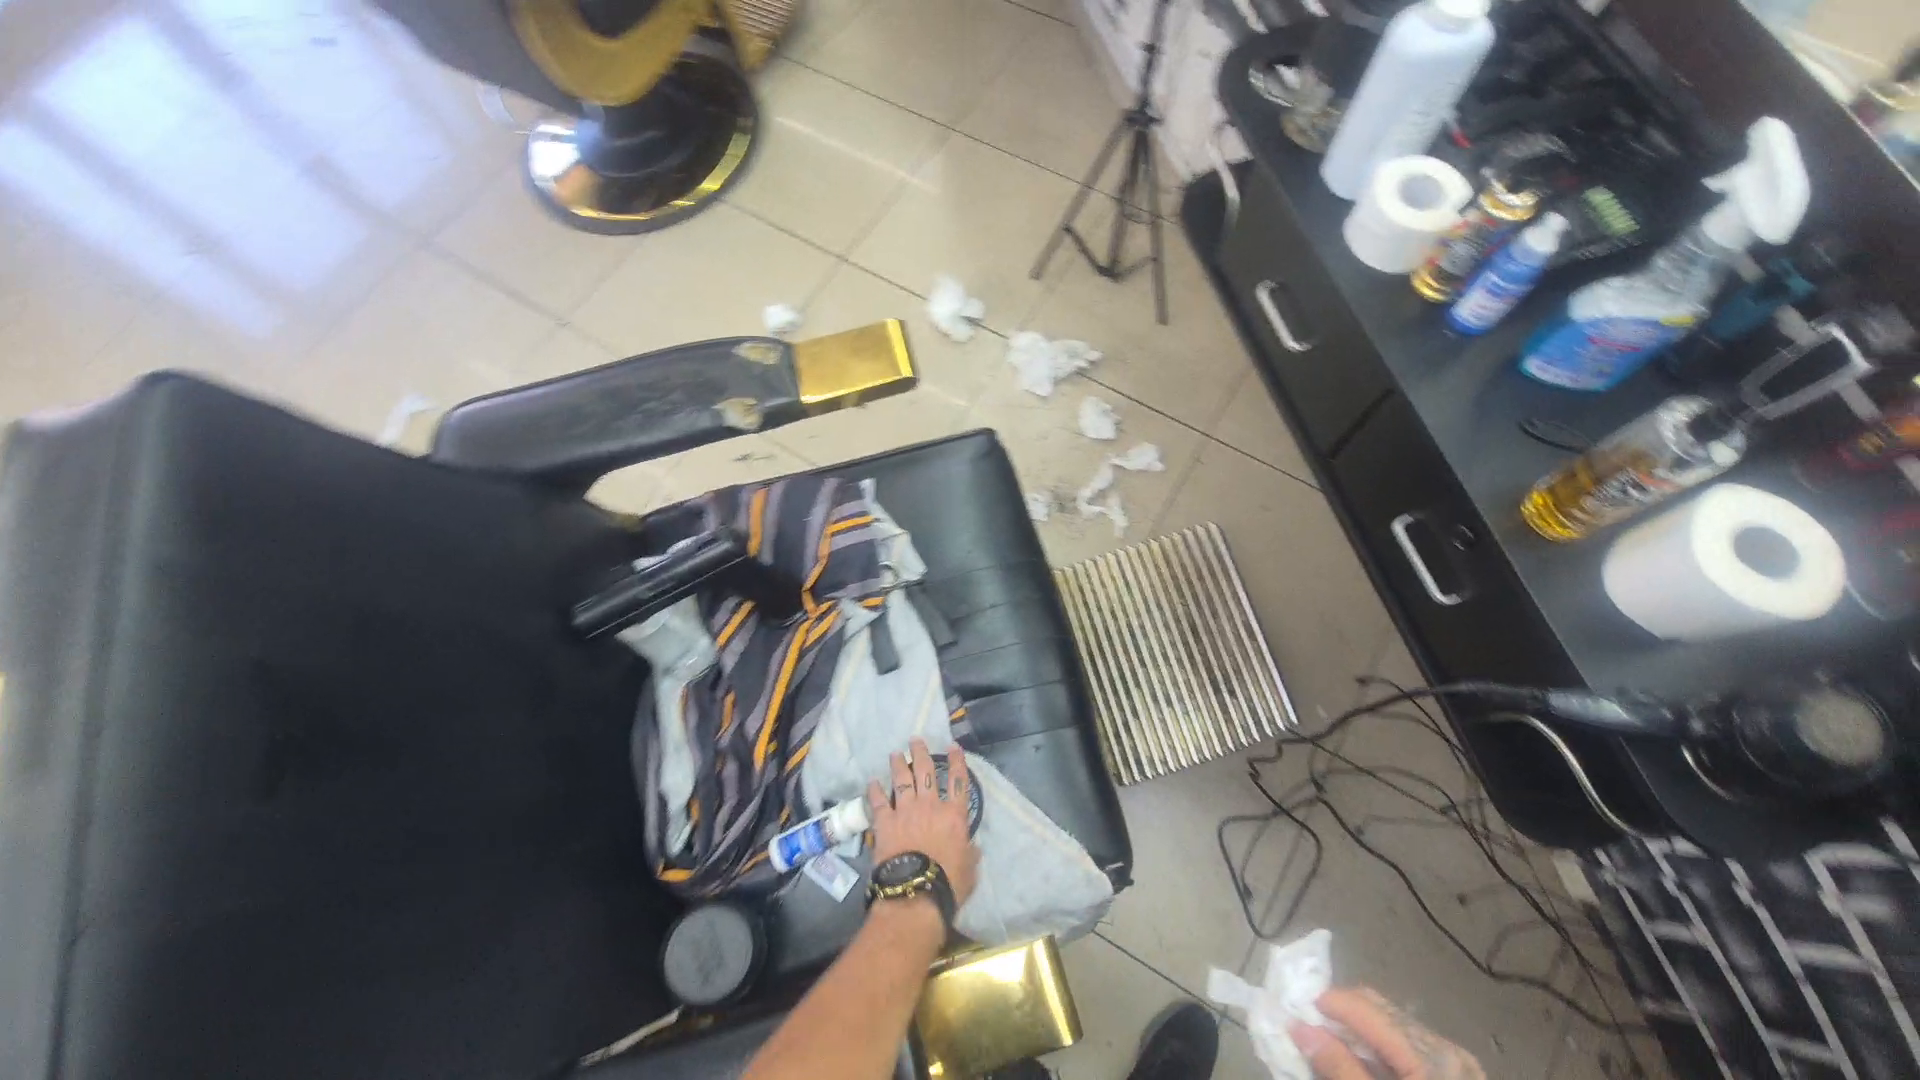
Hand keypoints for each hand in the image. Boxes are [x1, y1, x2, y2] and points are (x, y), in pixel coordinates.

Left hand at [867, 737, 980, 907]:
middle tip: (915, 740)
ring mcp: (905, 812)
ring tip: (895, 754)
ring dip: (898, 765)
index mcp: (954, 816)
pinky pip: (878, 802)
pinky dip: (875, 791)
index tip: (953, 747)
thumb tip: (972, 846)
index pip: (958, 782)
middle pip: (926, 773)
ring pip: (902, 781)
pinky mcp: (884, 823)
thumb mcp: (970, 868)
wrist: (915, 893)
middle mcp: (930, 806)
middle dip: (921, 754)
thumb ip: (970, 853)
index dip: (957, 762)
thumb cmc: (948, 882)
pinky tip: (872, 782)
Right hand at [1290, 987, 1484, 1079]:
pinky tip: (1362, 1065)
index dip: (1327, 1004)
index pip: (1367, 1008)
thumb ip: (1339, 1069)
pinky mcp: (1457, 1074)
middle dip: (1340, 1015)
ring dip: (1357, 1030)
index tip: (1293, 1014)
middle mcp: (1446, 1048)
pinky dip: (1378, 1047)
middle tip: (1307, 1033)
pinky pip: (1407, 1042)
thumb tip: (1299, 1028)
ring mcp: (1457, 1061)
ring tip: (1331, 1050)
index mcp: (1430, 1056)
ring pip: (1391, 1022)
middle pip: (1380, 1008)